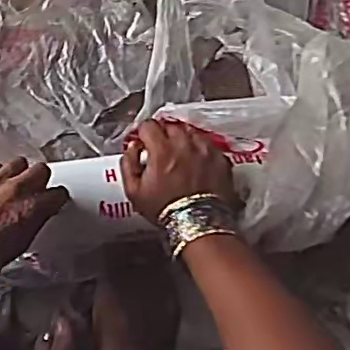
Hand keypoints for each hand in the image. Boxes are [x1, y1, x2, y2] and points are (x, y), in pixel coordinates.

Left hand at [0, 157, 69, 266]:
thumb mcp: (25, 239)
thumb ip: (37, 217)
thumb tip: (40, 211)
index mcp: (34, 207)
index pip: (58, 193)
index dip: (56, 197)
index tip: (52, 198)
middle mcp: (18, 190)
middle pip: (41, 170)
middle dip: (40, 179)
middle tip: (34, 187)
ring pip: (18, 163)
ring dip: (18, 173)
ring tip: (13, 183)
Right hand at [120, 120, 238, 223]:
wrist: (199, 225)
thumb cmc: (165, 209)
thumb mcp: (134, 191)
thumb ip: (128, 164)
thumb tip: (133, 147)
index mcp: (162, 150)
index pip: (149, 125)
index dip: (143, 133)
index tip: (143, 142)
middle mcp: (185, 144)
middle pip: (170, 126)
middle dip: (162, 134)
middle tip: (160, 150)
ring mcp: (205, 149)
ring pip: (190, 132)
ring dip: (182, 139)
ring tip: (179, 154)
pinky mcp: (220, 158)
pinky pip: (207, 144)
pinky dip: (199, 148)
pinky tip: (196, 161)